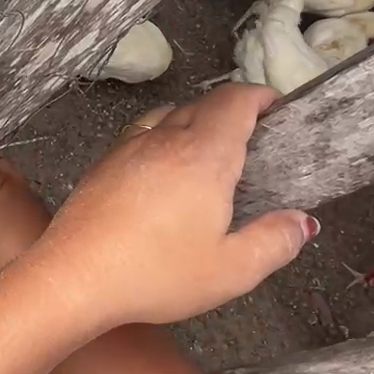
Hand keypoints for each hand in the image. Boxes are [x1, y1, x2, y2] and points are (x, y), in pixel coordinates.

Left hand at [9, 83, 317, 332]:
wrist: (72, 277)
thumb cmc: (154, 274)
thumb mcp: (231, 270)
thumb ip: (275, 241)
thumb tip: (301, 221)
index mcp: (201, 156)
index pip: (233, 102)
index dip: (259, 96)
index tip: (276, 106)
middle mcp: (160, 141)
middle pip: (200, 105)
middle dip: (230, 110)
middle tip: (252, 137)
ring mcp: (123, 151)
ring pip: (163, 116)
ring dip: (190, 121)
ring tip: (207, 152)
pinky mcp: (99, 167)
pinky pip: (136, 136)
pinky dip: (158, 138)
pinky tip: (161, 171)